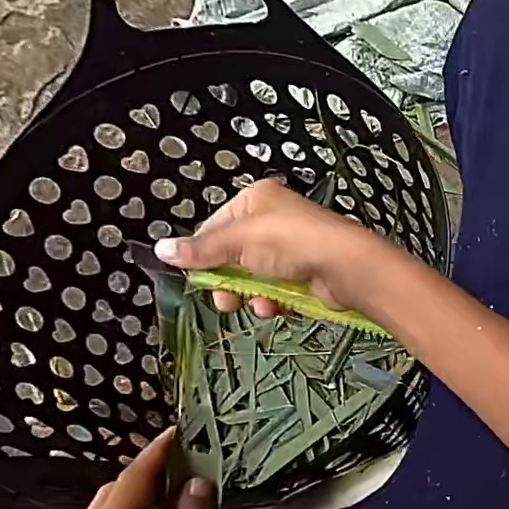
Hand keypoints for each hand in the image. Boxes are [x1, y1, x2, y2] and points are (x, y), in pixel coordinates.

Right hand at [151, 178, 413, 316]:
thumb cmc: (293, 242)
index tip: (196, 277)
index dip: (204, 255)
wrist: (346, 267)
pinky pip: (278, 291)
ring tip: (259, 305)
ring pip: (255, 279)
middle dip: (229, 282)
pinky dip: (274, 301)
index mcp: (255, 201)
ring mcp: (290, 251)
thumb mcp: (241, 241)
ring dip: (253, 296)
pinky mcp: (304, 276)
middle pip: (234, 257)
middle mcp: (273, 222)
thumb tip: (161, 251)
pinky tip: (277, 307)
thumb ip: (203, 250)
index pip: (215, 227)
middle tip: (225, 302)